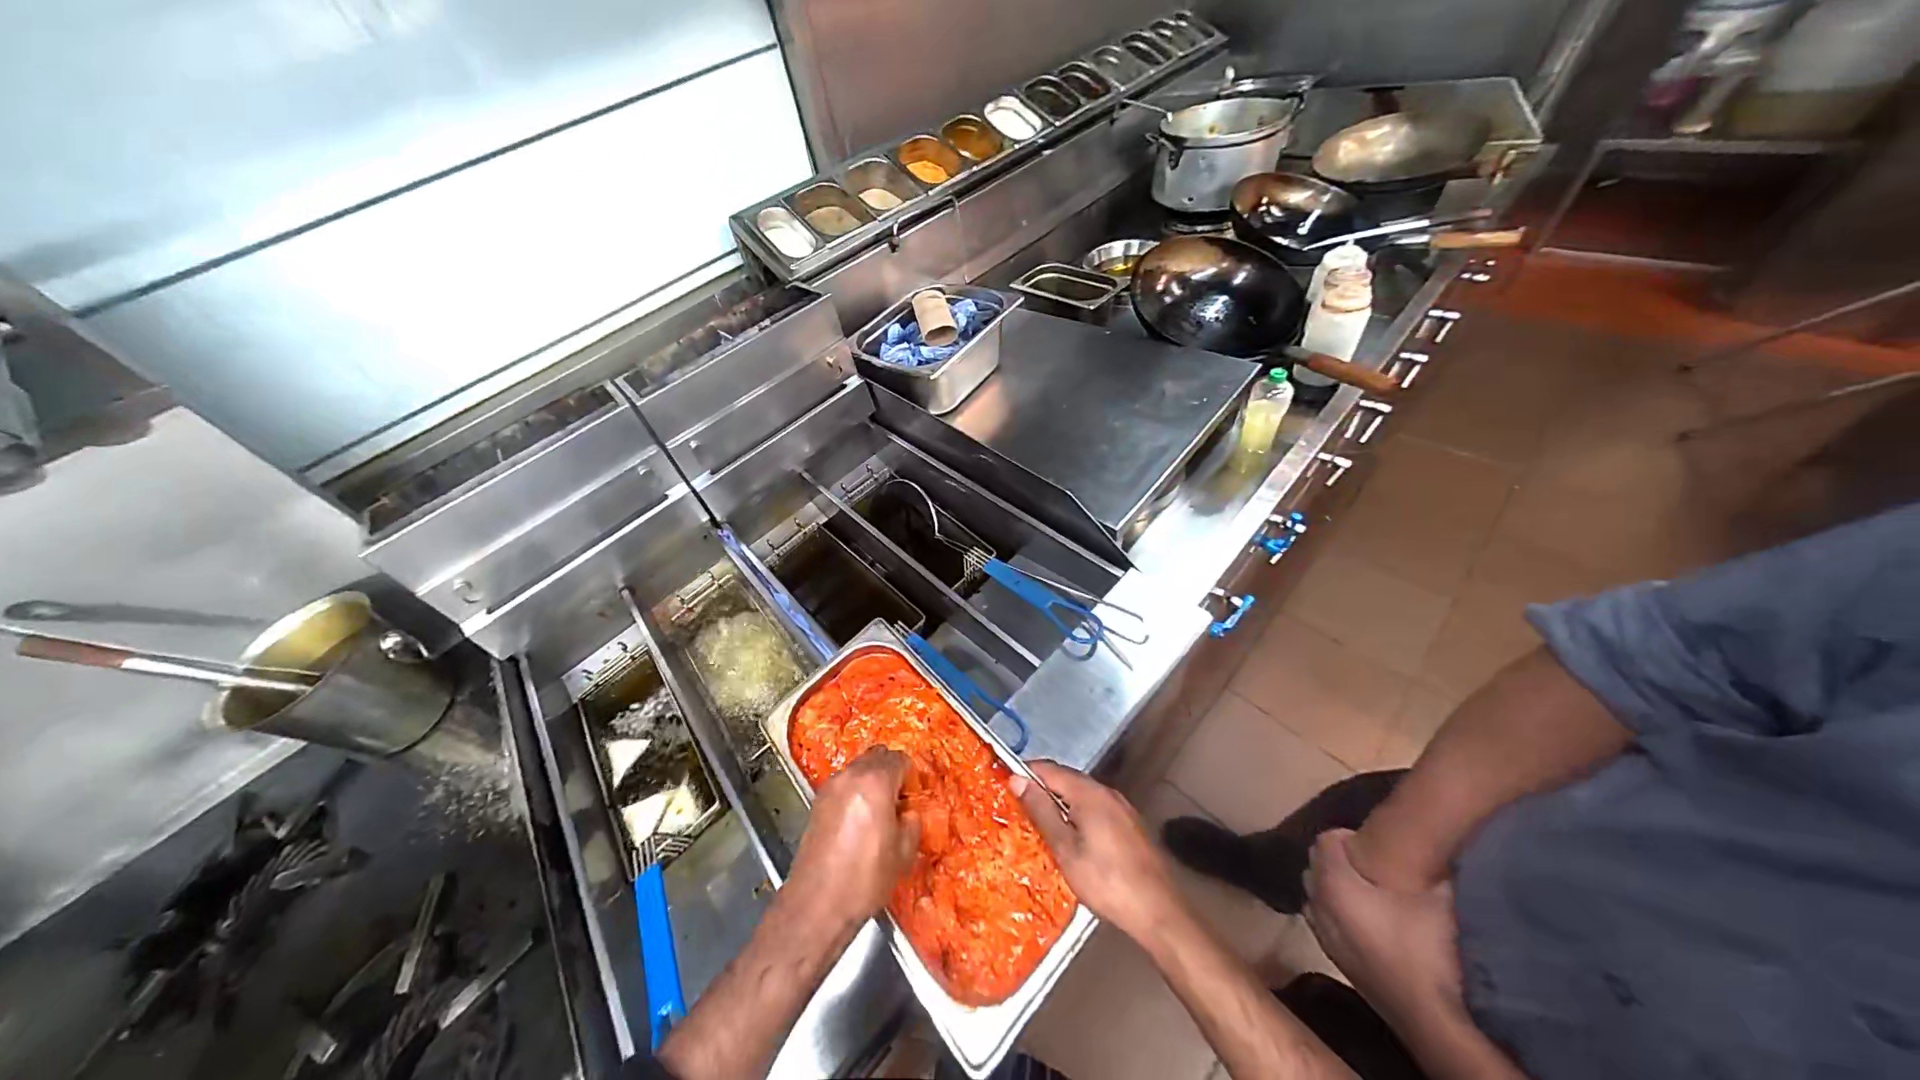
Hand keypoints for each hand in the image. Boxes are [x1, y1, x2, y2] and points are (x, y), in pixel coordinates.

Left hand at [787, 746, 920, 925]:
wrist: (818, 903)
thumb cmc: (865, 878)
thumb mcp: (903, 852)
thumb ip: (911, 822)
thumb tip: (908, 813)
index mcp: (876, 782)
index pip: (900, 758)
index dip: (911, 775)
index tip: (914, 795)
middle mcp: (850, 777)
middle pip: (876, 756)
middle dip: (891, 771)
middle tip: (900, 799)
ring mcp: (830, 788)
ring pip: (857, 769)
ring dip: (871, 780)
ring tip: (880, 812)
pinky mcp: (817, 803)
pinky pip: (843, 785)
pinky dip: (855, 792)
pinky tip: (859, 821)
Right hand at [1011, 762, 1186, 940]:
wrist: (1158, 911)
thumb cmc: (1106, 881)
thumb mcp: (1065, 849)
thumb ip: (1041, 811)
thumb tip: (1018, 779)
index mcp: (1089, 793)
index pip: (1049, 769)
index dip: (1025, 773)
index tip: (1005, 787)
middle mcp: (1107, 793)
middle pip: (1067, 779)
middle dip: (1041, 789)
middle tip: (1018, 809)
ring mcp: (1122, 808)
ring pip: (1082, 795)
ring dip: (1060, 804)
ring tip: (1039, 826)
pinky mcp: (1130, 826)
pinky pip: (1096, 809)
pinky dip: (1078, 815)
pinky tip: (1071, 839)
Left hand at [1305, 828, 1462, 1026]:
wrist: (1436, 1023)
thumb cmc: (1434, 953)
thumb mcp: (1441, 899)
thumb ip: (1434, 867)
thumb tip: (1438, 847)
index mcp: (1335, 884)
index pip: (1325, 841)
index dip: (1346, 836)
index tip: (1371, 839)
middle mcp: (1318, 905)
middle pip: (1315, 864)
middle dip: (1335, 857)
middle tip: (1369, 859)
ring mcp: (1322, 934)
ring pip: (1314, 892)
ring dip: (1331, 884)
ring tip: (1367, 886)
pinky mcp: (1334, 957)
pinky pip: (1321, 918)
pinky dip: (1333, 909)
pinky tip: (1365, 917)